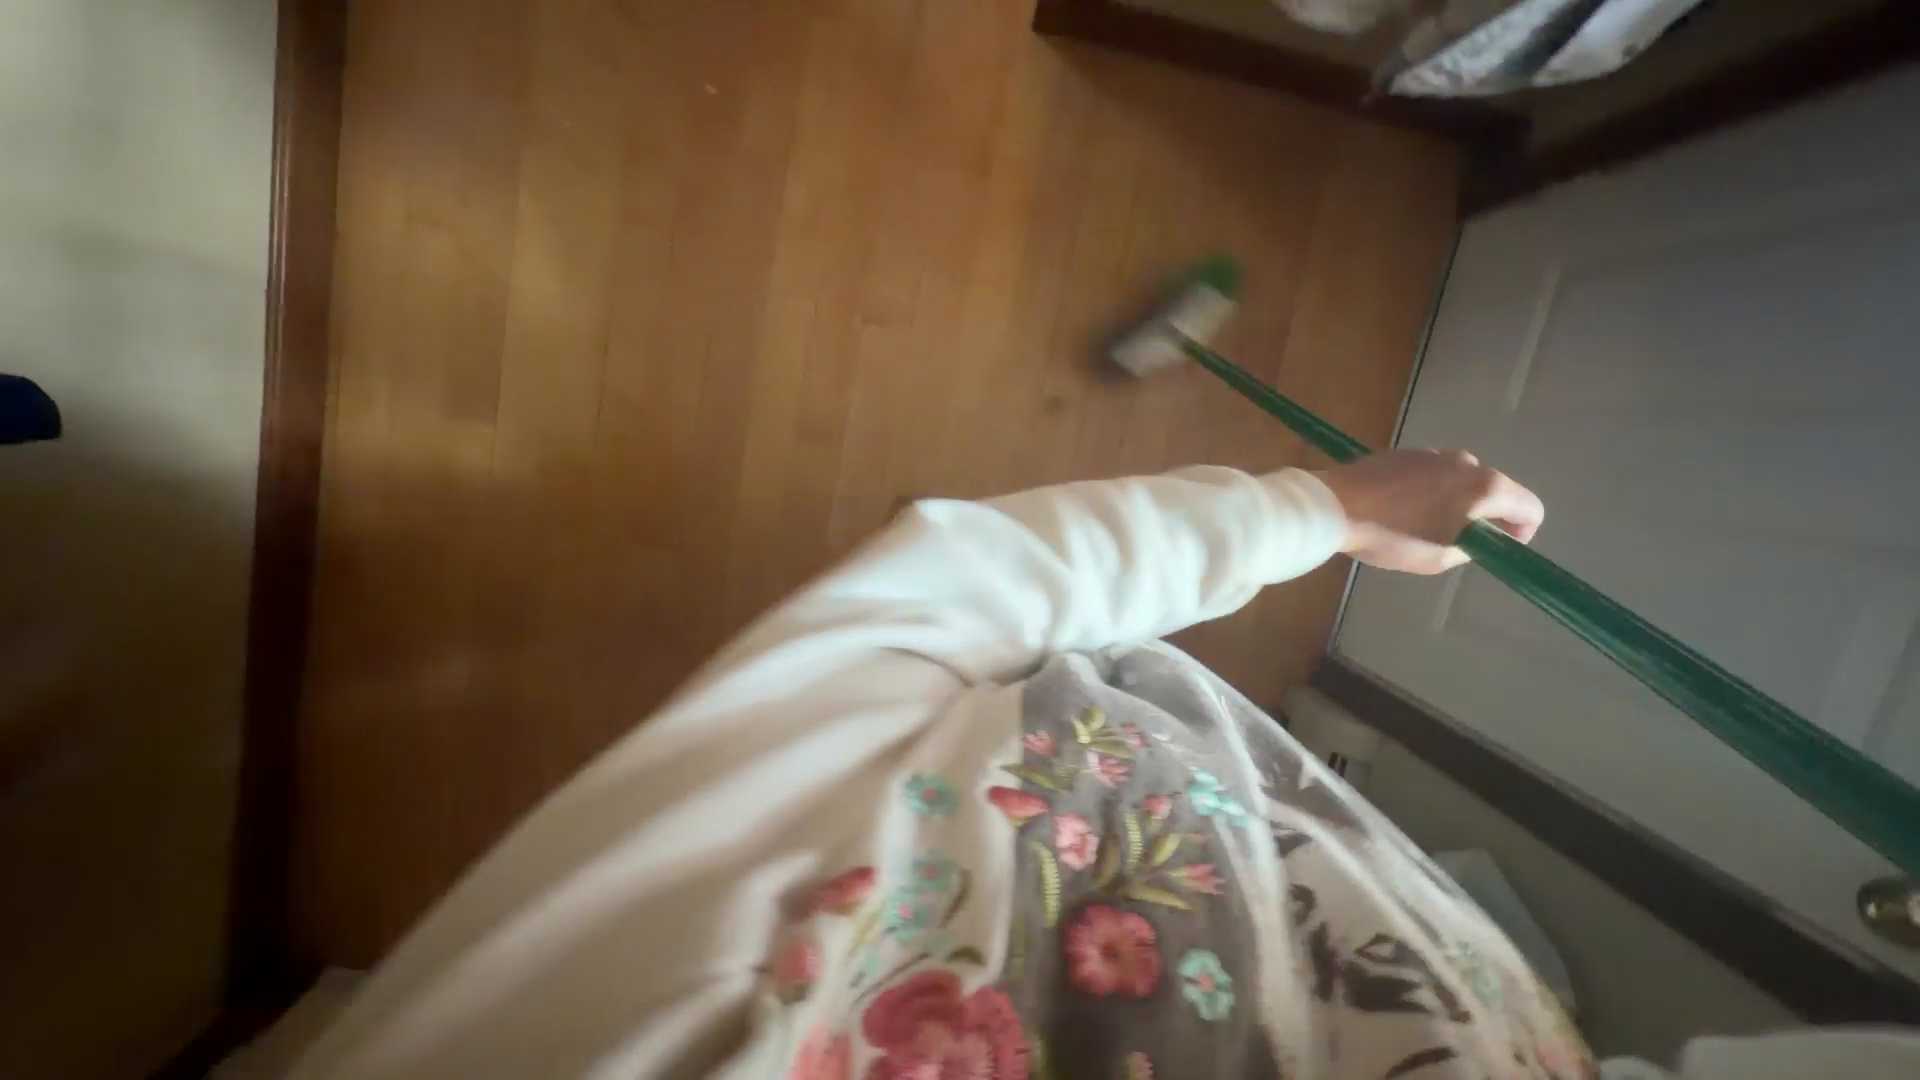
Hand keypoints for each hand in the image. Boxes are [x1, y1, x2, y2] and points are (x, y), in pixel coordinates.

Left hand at [1315, 449, 1542, 574]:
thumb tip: (1475, 540)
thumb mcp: (1437, 559)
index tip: (1495, 547)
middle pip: (1494, 490)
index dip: (1520, 532)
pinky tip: (1399, 507)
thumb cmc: (1388, 536)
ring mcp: (1433, 452)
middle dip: (1482, 515)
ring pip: (1460, 479)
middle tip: (1453, 539)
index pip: (1530, 508)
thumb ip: (1470, 547)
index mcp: (1484, 488)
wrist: (1332, 505)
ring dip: (1453, 500)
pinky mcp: (1404, 451)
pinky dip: (1427, 489)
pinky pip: (1431, 472)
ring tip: (1420, 524)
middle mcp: (1465, 462)